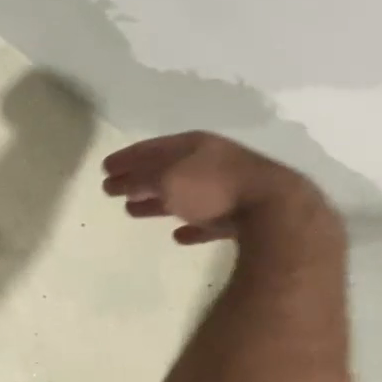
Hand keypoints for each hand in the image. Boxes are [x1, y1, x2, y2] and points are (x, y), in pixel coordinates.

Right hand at [101, 131, 325, 244]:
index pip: (151, 147)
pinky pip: (211, 220)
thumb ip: (142, 178)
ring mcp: (231, 188)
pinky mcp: (246, 217)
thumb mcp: (167, 180)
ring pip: (187, 194)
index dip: (126, 157)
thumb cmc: (213, 189)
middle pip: (167, 170)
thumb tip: (125, 179)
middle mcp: (212, 161)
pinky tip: (179, 236)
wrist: (277, 212)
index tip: (105, 168)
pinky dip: (193, 225)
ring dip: (160, 202)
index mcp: (194, 145)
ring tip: (135, 212)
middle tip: (114, 190)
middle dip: (139, 180)